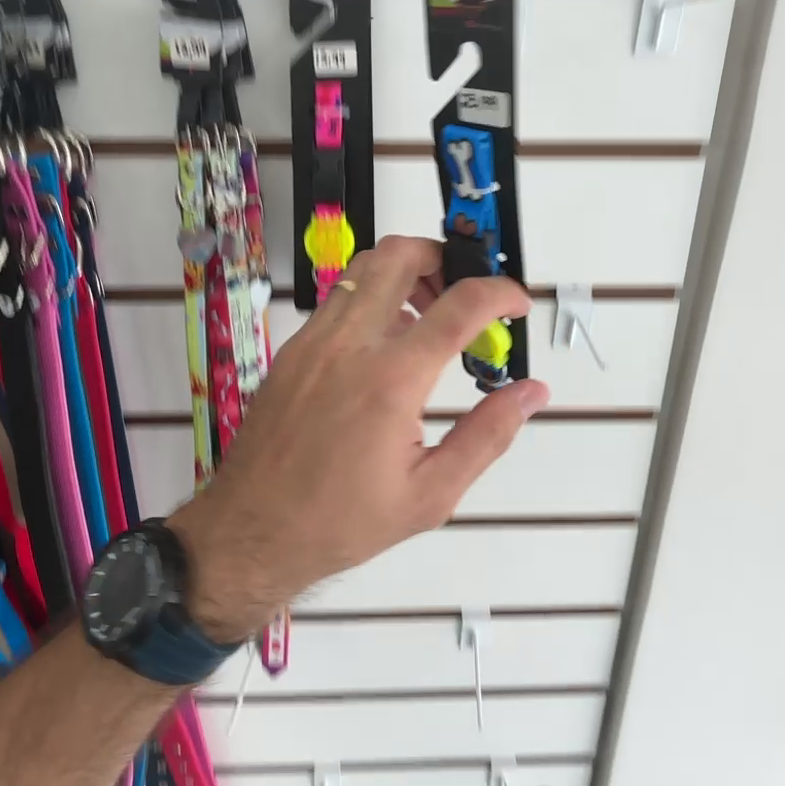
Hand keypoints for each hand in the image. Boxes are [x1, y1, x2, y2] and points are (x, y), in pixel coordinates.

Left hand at [168, 235, 549, 641]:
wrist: (252, 531)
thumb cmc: (343, 521)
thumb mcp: (431, 494)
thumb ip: (488, 435)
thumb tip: (532, 392)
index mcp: (392, 379)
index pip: (461, 304)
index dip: (502, 292)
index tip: (519, 305)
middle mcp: (350, 344)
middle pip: (401, 254)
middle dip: (445, 257)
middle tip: (465, 296)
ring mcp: (314, 340)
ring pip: (364, 267)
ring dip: (406, 274)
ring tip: (428, 319)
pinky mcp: (292, 349)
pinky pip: (338, 298)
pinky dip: (372, 298)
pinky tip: (385, 346)